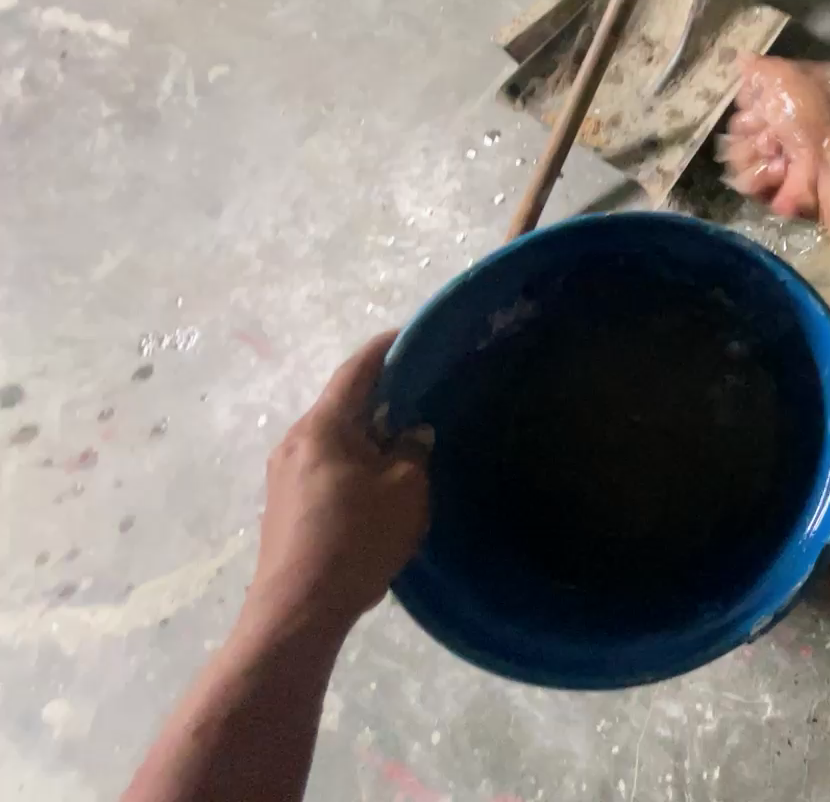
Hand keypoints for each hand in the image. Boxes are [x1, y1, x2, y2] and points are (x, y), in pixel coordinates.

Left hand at [245, 332, 429, 636]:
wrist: (300, 607)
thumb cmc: (359, 535)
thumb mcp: (406, 485)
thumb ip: (413, 447)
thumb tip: (412, 432)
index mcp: (323, 428)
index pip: (357, 371)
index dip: (387, 348)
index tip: (418, 334)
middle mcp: (297, 441)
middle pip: (345, 399)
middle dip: (385, 387)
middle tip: (429, 380)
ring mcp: (288, 471)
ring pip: (339, 429)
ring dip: (374, 421)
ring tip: (416, 421)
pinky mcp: (290, 497)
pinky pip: (332, 454)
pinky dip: (362, 446)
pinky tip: (389, 461)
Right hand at [722, 53, 829, 218]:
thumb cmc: (819, 113)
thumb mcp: (791, 77)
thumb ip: (761, 68)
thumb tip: (741, 59)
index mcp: (788, 103)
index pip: (746, 102)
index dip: (749, 104)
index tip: (760, 106)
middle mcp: (782, 131)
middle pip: (737, 131)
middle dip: (750, 131)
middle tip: (775, 134)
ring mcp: (779, 163)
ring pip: (738, 158)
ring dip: (755, 155)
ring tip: (781, 156)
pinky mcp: (778, 191)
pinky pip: (749, 185)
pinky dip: (762, 178)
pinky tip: (782, 173)